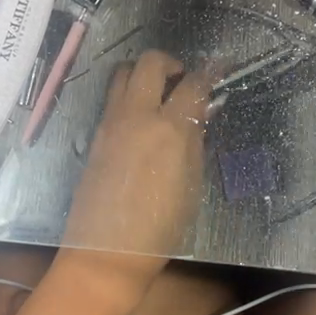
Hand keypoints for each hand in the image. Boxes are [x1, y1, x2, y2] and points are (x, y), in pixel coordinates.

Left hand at [58, 51, 210, 293]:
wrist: (107, 252)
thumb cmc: (160, 228)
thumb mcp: (191, 185)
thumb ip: (195, 141)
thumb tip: (200, 113)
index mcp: (169, 129)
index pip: (193, 84)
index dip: (210, 72)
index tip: (219, 68)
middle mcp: (137, 115)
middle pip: (150, 62)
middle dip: (170, 63)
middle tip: (182, 80)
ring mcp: (111, 122)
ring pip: (123, 73)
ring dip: (143, 74)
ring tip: (158, 95)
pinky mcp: (96, 135)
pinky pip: (112, 98)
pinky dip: (129, 95)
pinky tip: (141, 119)